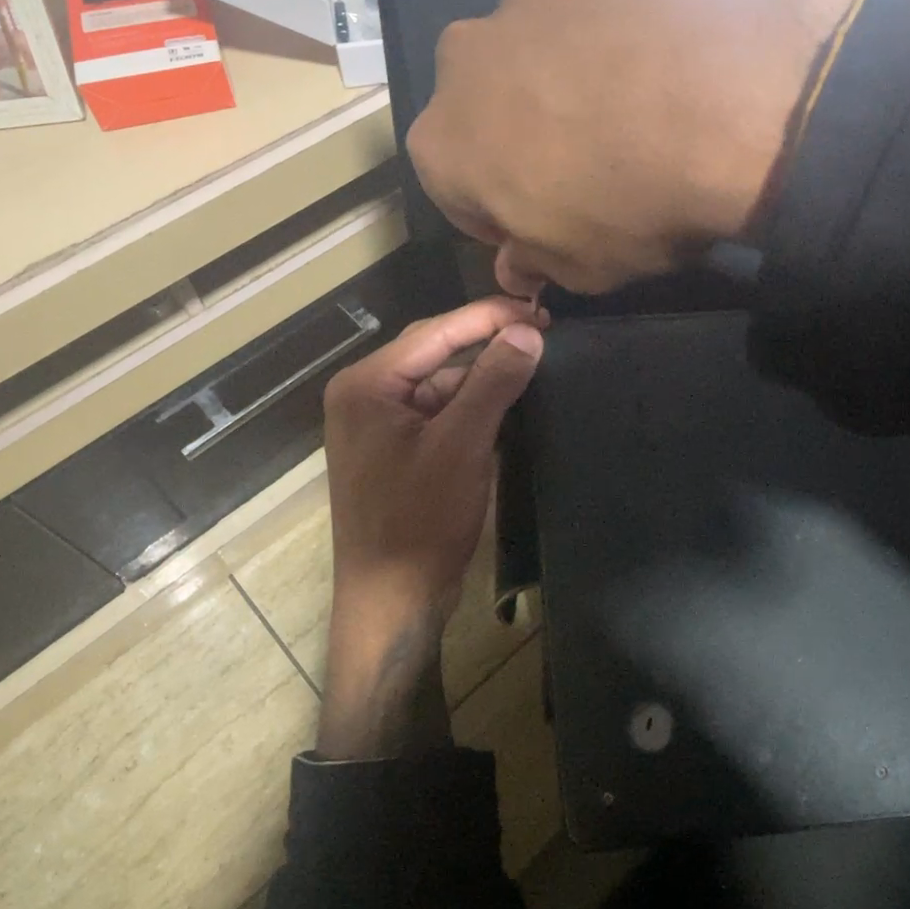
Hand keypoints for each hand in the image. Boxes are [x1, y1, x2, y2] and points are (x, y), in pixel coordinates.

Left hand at [316, 297, 545, 758]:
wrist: (390, 599)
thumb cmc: (418, 521)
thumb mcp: (461, 446)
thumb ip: (492, 383)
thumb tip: (528, 332)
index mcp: (367, 385)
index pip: (434, 332)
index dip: (489, 317)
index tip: (541, 309)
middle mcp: (365, 395)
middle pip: (434, 353)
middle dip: (486, 343)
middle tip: (543, 333)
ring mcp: (379, 425)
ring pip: (439, 383)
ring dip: (482, 376)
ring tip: (535, 362)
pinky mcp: (396, 451)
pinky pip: (438, 412)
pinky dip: (471, 406)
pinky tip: (508, 402)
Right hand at [407, 0, 868, 296]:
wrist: (725, 104)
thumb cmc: (627, 208)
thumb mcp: (580, 270)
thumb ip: (535, 265)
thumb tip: (518, 267)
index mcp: (441, 143)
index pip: (455, 194)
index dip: (499, 219)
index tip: (543, 230)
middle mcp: (465, 61)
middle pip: (487, 116)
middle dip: (521, 145)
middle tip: (585, 176)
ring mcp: (532, 2)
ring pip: (535, 64)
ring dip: (562, 94)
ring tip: (629, 125)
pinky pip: (590, 27)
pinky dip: (611, 55)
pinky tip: (659, 83)